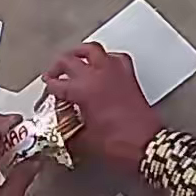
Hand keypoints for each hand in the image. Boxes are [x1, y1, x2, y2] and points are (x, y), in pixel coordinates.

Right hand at [44, 43, 160, 173]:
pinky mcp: (128, 75)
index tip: (47, 90)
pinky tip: (101, 64)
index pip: (58, 84)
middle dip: (57, 67)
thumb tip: (63, 131)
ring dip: (79, 53)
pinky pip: (114, 57)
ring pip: (92, 50)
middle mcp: (97, 75)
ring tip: (73, 59)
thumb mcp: (86, 141)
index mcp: (83, 89)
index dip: (49, 88)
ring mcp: (114, 72)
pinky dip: (105, 58)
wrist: (147, 146)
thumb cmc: (119, 143)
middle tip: (53, 74)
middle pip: (69, 60)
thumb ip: (69, 132)